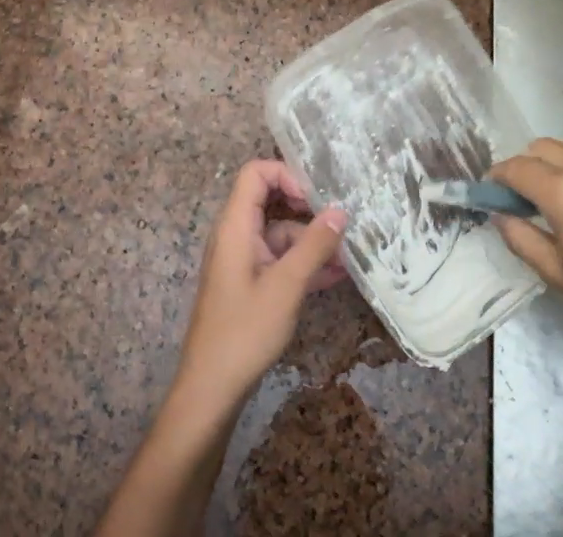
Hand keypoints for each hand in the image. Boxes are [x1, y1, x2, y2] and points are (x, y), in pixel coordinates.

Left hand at [177, 160, 348, 400]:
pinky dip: (305, 263)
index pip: (256, 174)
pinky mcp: (251, 284)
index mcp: (235, 227)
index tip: (317, 198)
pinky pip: (281, 260)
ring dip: (313, 242)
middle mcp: (236, 236)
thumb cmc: (245, 331)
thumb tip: (341, 211)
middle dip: (308, 209)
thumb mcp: (286, 286)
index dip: (287, 175)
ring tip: (350, 256)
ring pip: (281, 234)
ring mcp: (243, 260)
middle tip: (343, 222)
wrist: (212, 388)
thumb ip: (314, 245)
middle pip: (271, 201)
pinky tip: (336, 276)